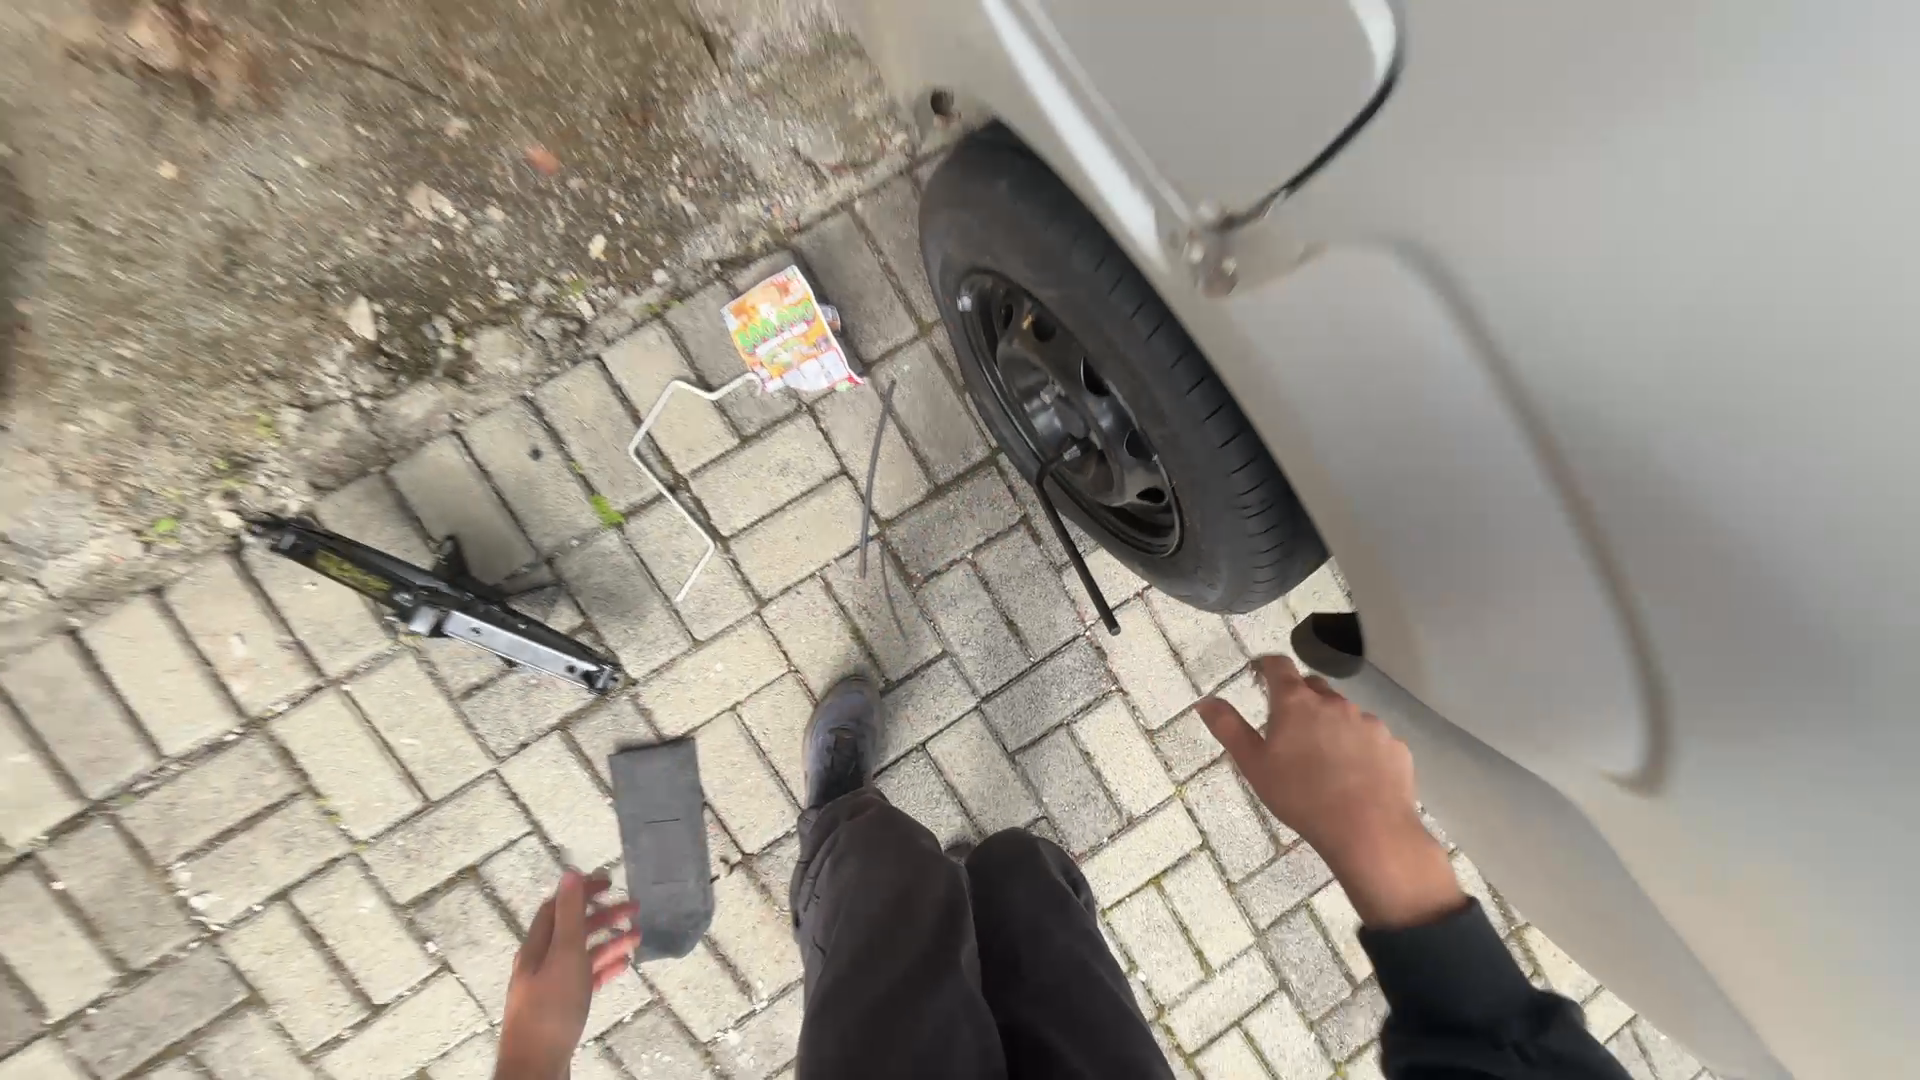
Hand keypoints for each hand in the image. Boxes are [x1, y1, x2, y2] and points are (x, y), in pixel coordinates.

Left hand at [494, 871, 640, 1079]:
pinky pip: (585, 978)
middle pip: (573, 929)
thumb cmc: (552, 1007)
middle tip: (634, 908)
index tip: (611, 883)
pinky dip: (604, 968)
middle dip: (603, 916)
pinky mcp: (560, 1008)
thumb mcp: (565, 955)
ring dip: (609, 941)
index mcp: (536, 947)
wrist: (536, 1069)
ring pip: (582, 954)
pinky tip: (623, 966)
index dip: (582, 891)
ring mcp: (549, 986)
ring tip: (638, 937)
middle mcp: (539, 963)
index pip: (557, 907)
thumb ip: (571, 914)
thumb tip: (569, 873)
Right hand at [1196, 655, 1462, 928]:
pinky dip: (1359, 747)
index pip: (1279, 666)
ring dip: (1331, 724)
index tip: (1259, 673)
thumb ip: (1228, 728)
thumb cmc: (1300, 796)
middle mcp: (1334, 703)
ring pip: (1344, 713)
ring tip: (1324, 759)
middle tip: (1289, 728)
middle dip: (1299, 698)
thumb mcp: (1253, 764)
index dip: (1267, 666)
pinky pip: (1371, 738)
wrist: (1369, 832)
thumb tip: (1205, 701)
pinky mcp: (1394, 746)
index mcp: (1296, 703)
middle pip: (1313, 687)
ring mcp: (1369, 723)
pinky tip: (1355, 776)